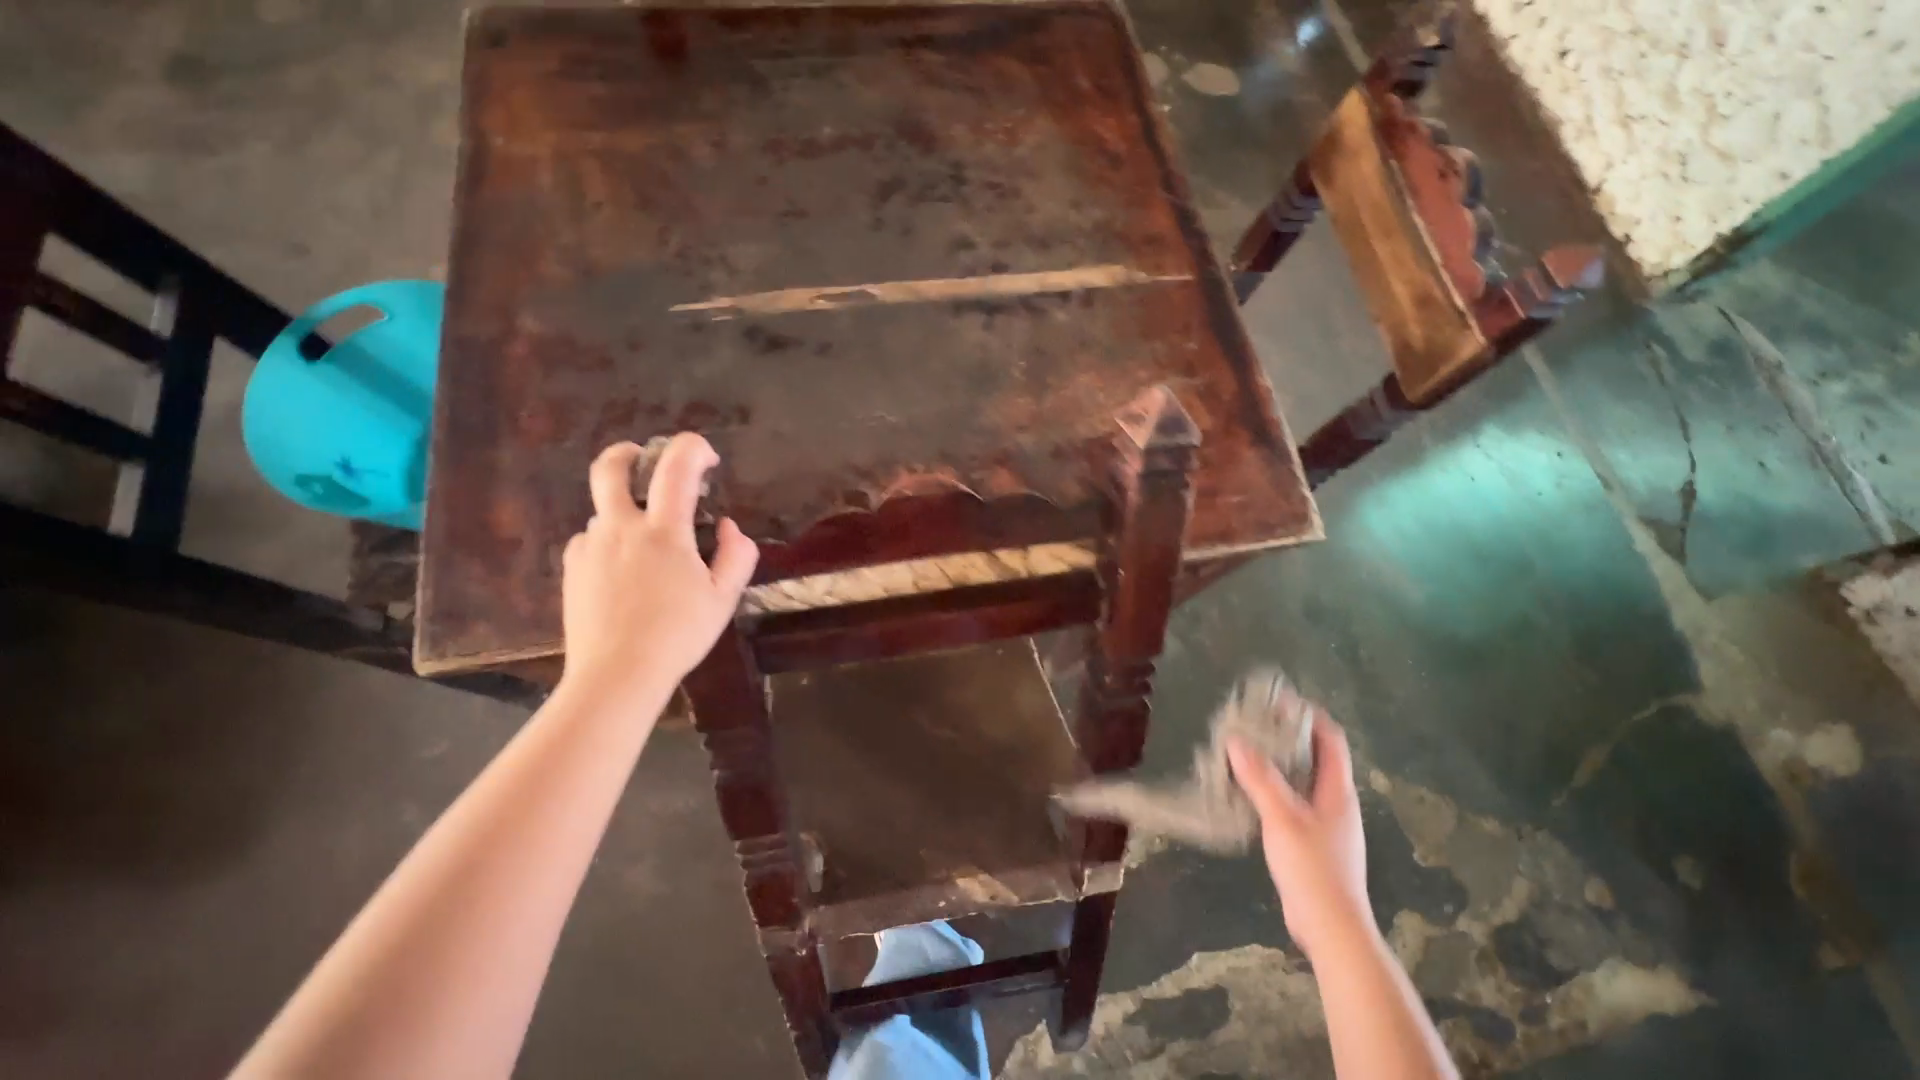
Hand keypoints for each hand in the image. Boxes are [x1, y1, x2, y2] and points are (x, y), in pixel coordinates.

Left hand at [558, 435, 757, 703]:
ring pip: (603, 511)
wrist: (617, 674)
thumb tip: (729, 527)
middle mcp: (620, 528)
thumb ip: (736, 555)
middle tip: (646, 462)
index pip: (676, 465)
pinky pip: (589, 542)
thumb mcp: (723, 599)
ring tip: (645, 549)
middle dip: (629, 454)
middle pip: (611, 467)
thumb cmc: (678, 636)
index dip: (693, 447)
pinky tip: (621, 577)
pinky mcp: (571, 570)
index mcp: (663, 531)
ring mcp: (590, 547)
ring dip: (625, 514)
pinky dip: (608, 546)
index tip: (708, 460)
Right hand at [1228, 715, 1371, 958]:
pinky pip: (1293, 805)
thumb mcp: (1282, 818)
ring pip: (1303, 782)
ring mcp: (1326, 825)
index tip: (1280, 702)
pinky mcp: (1313, 845)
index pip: (1331, 739)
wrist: (1331, 927)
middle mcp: (1336, 803)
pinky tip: (1249, 797)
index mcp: (1338, 791)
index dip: (1309, 716)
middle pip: (1316, 758)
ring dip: (1278, 765)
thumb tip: (1238, 740)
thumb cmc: (1313, 868)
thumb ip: (1260, 779)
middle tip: (1254, 726)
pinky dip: (1274, 791)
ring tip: (1246, 755)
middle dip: (1288, 738)